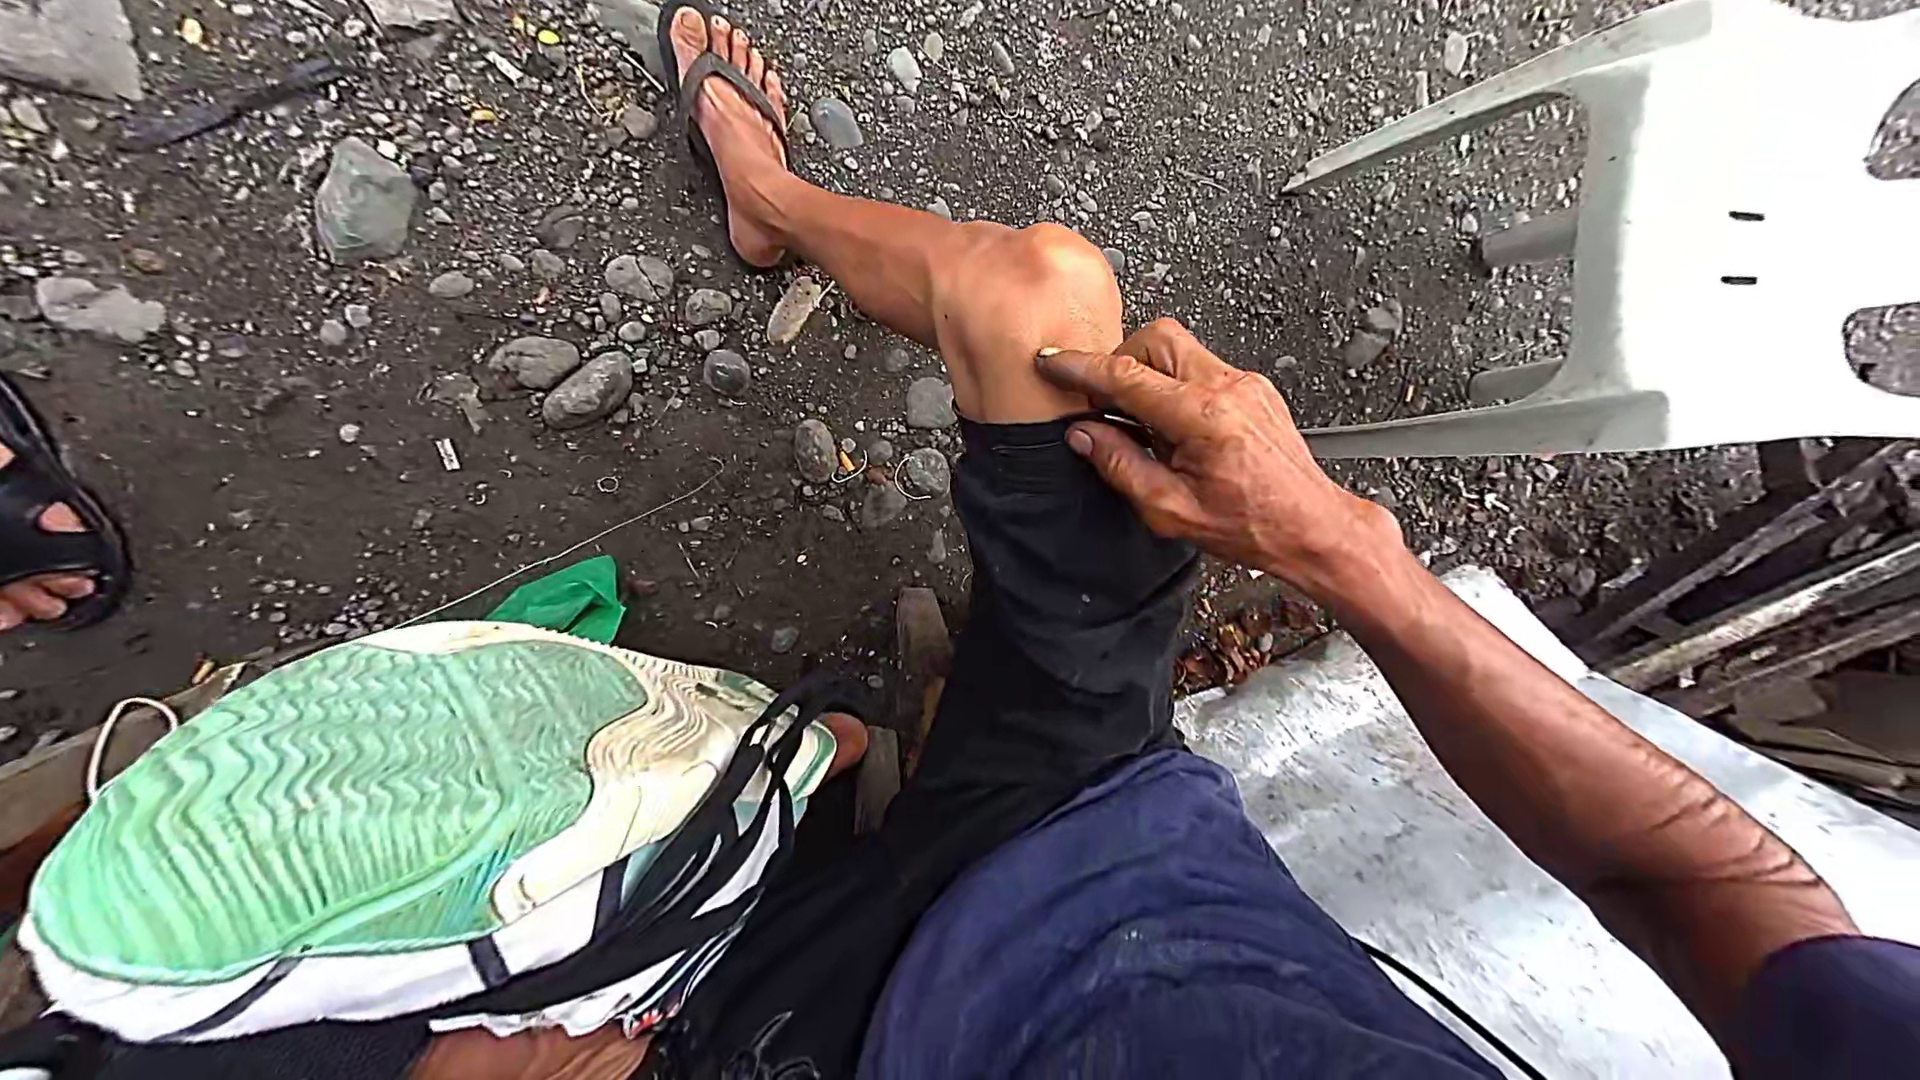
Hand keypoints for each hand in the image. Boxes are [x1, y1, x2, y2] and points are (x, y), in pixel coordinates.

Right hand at [1036, 318, 1401, 601]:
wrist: (1309, 525)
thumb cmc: (1250, 524)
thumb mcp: (1169, 509)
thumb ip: (1120, 466)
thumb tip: (1084, 436)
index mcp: (1203, 418)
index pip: (1126, 376)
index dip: (1081, 368)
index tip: (1052, 362)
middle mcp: (1227, 388)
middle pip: (1155, 338)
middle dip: (1117, 362)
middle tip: (1102, 403)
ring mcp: (1243, 382)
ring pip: (1176, 347)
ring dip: (1142, 373)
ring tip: (1136, 419)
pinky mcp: (1249, 387)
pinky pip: (1195, 365)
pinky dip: (1167, 383)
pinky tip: (1165, 424)